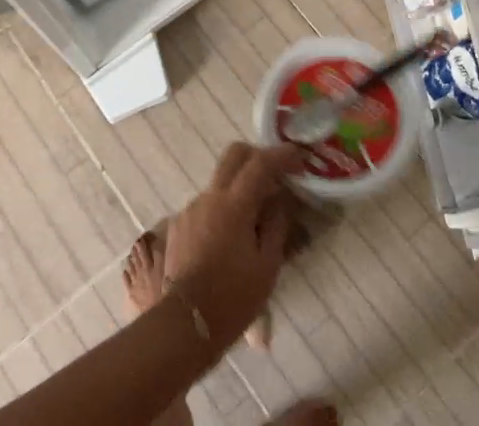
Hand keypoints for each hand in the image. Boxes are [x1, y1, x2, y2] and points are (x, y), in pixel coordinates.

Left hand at [163, 142, 303, 347]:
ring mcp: (189, 210)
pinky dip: (223, 209)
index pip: (260, 163)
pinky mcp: (178, 226)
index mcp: (232, 204)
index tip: (300, 156)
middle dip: (257, 156)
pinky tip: (232, 238)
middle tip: (276, 173)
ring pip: (219, 183)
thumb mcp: (267, 264)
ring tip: (256, 218)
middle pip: (233, 156)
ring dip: (239, 188)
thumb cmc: (233, 297)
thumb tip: (280, 199)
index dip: (282, 155)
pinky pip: (206, 206)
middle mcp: (207, 198)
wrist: (186, 323)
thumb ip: (276, 223)